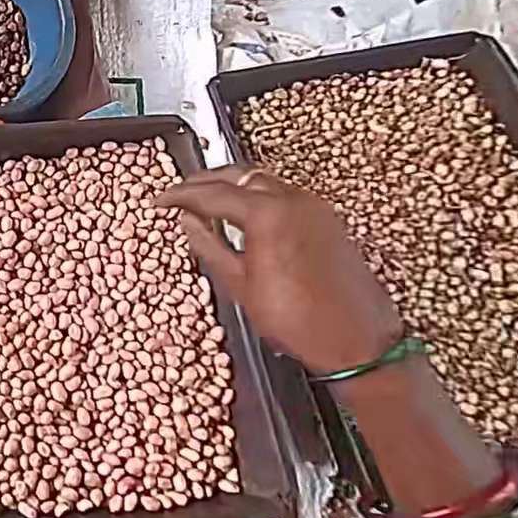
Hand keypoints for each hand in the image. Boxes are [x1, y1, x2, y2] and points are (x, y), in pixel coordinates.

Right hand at [154, 166, 404, 374]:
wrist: (357, 341)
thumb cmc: (297, 319)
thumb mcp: (238, 283)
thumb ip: (208, 244)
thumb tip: (187, 221)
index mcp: (267, 215)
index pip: (211, 193)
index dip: (180, 196)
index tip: (161, 201)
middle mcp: (293, 202)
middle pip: (238, 176)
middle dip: (203, 181)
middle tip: (178, 193)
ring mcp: (313, 208)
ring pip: (261, 180)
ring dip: (230, 185)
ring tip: (204, 200)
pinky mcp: (325, 220)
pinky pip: (281, 194)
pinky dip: (254, 195)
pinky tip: (239, 213)